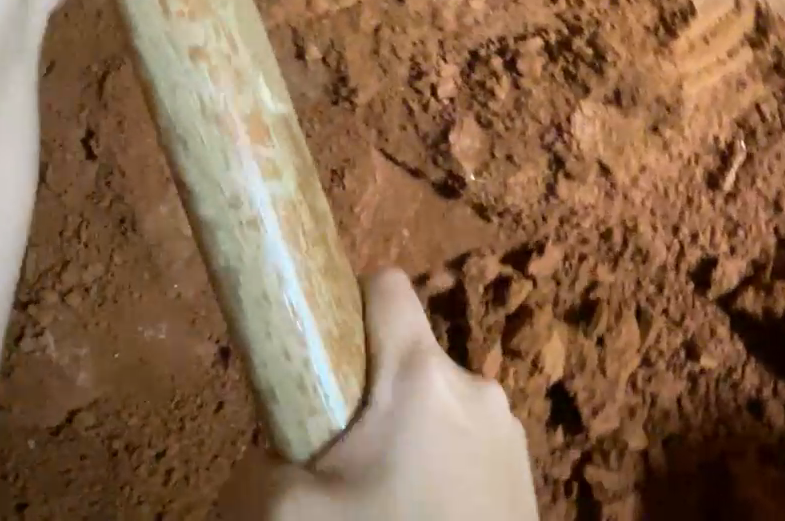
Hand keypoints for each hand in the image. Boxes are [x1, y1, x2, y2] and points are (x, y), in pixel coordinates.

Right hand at [237, 271, 540, 520]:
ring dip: (407, 434)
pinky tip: (420, 514)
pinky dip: (440, 463)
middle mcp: (473, 384)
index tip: (322, 349)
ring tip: (382, 499)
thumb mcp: (288, 516)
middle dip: (370, 396)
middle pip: (407, 358)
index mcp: (420, 374)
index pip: (384, 286)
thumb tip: (273, 449)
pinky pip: (467, 441)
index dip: (346, 303)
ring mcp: (508, 427)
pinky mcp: (524, 469)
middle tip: (342, 460)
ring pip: (436, 403)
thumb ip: (259, 466)